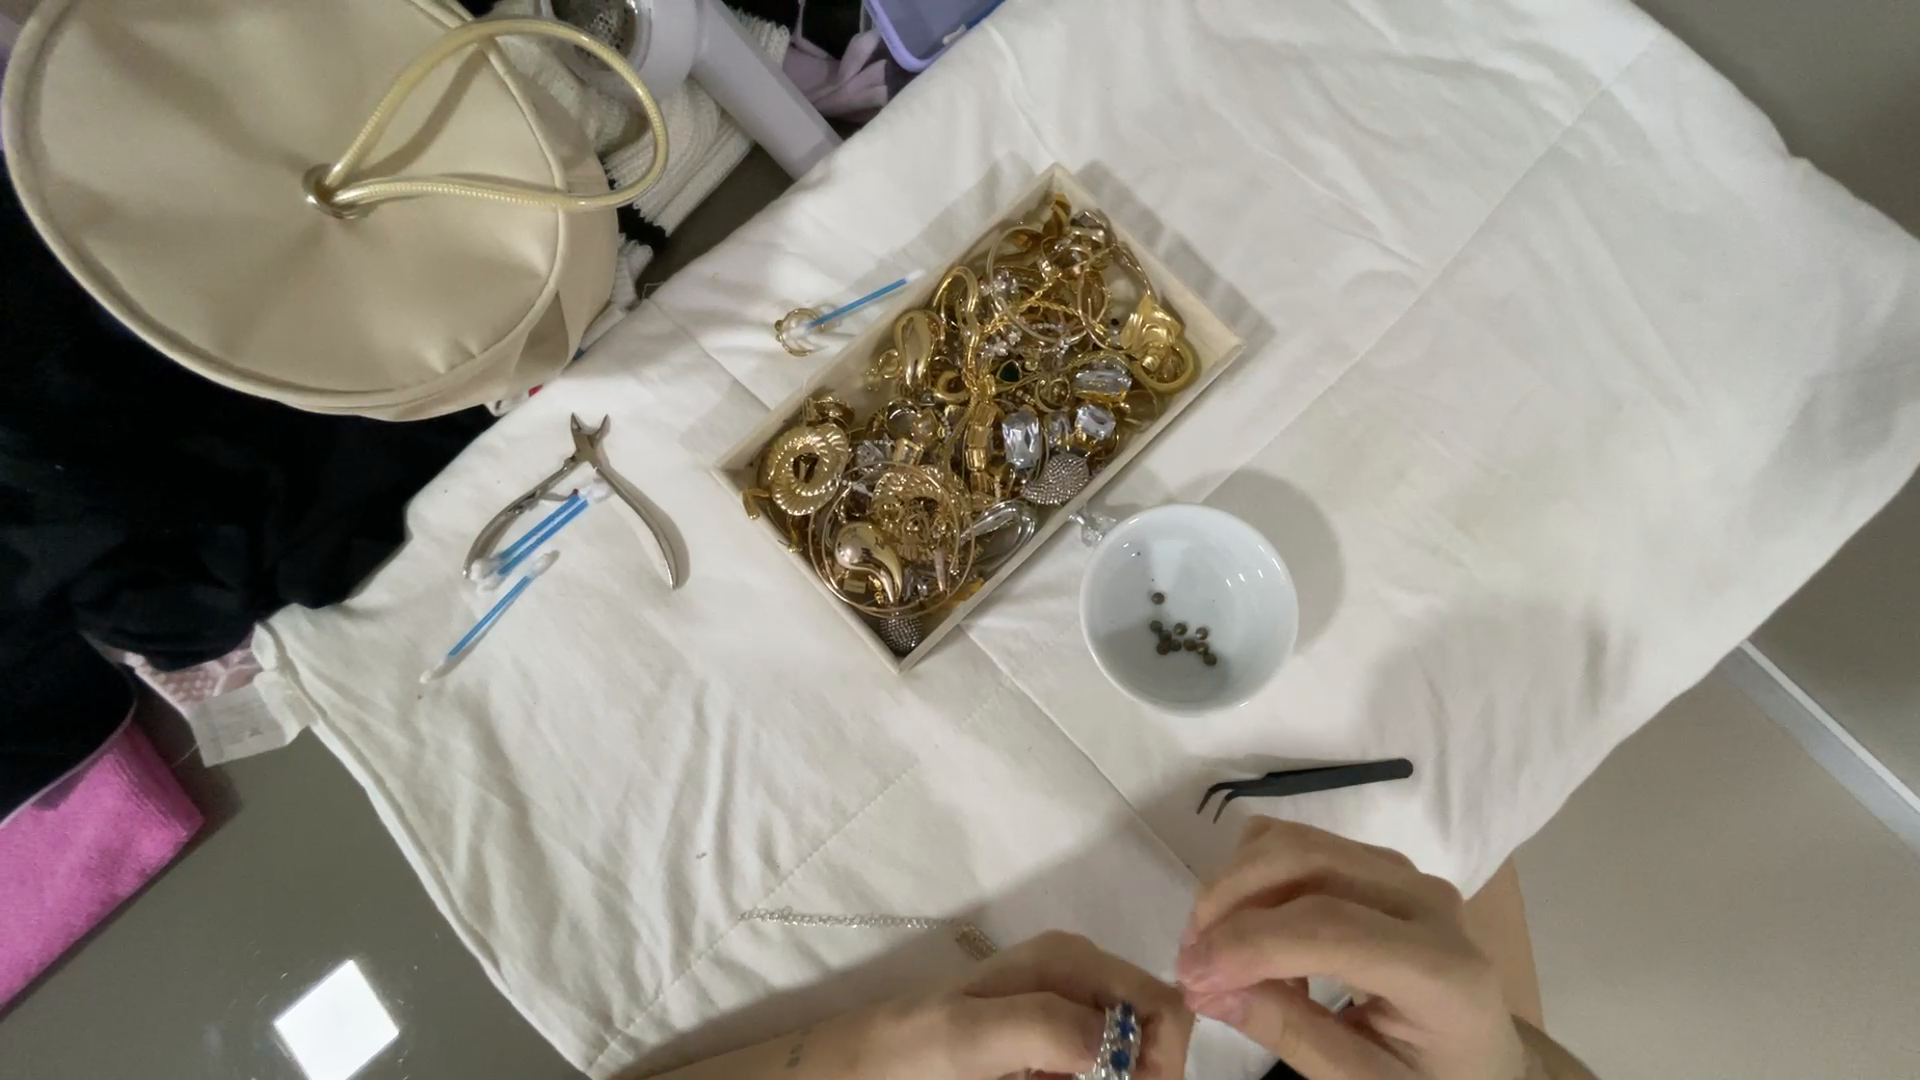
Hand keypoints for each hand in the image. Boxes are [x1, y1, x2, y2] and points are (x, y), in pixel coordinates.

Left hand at [864, 930, 1192, 1079]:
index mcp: (1071, 960)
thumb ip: (1042, 1026)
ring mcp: (1068, 1007)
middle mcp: (1081, 975)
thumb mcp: (972, 1034)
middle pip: (1152, 1033)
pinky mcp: (1055, 1038)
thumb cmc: (920, 1043)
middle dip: (1140, 1075)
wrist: (876, 1059)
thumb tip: (1118, 1041)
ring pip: (1130, 1057)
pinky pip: (1099, 1067)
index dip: (1165, 1057)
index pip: (1163, 1002)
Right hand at [1175, 819, 1526, 1079]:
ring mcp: (1399, 871)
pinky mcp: (1373, 860)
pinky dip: (1254, 871)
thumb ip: (1287, 1032)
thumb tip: (1202, 987)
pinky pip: (1295, 840)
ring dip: (1235, 882)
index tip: (1191, 975)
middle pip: (1303, 861)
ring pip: (1292, 841)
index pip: (1329, 929)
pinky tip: (1251, 923)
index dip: (1250, 944)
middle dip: (1229, 898)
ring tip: (1213, 942)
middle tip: (1189, 953)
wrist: (1482, 1065)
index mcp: (1444, 970)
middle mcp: (1424, 900)